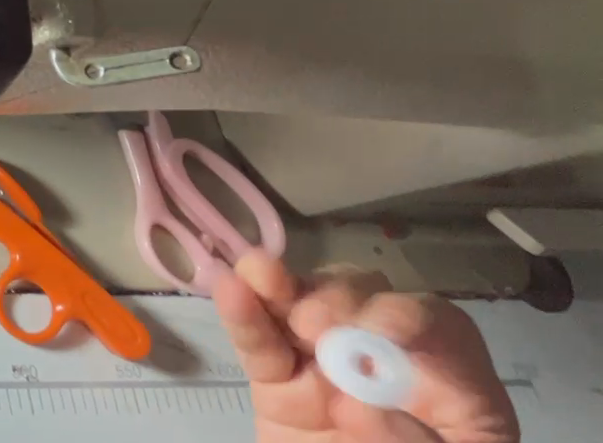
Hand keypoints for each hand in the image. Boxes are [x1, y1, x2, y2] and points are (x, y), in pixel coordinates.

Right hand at [214, 253, 518, 442]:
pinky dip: (241, 312)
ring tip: (261, 279)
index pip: (436, 326)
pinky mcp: (274, 381)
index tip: (381, 331)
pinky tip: (231, 291)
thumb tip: (360, 401)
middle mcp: (387, 368)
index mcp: (452, 396)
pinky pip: (256, 340)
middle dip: (338, 298)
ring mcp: (322, 369)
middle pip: (363, 297)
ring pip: (300, 302)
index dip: (408, 312)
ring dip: (279, 282)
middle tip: (316, 329)